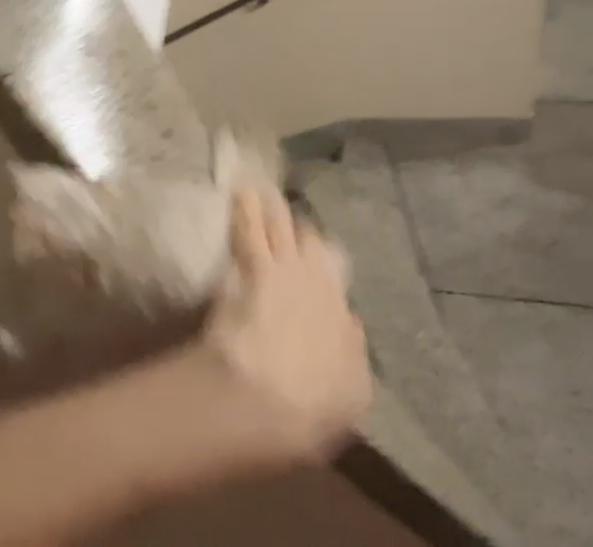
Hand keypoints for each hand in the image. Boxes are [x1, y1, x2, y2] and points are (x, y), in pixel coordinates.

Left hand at [200, 178, 370, 462]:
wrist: (271, 395)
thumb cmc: (312, 404)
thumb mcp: (350, 389)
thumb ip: (349, 352)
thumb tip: (348, 323)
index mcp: (342, 317)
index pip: (333, 278)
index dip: (320, 261)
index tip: (313, 250)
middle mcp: (320, 285)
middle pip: (310, 245)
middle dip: (298, 229)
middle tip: (287, 213)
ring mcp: (287, 269)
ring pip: (282, 227)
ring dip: (274, 210)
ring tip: (264, 190)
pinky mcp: (252, 264)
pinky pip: (250, 225)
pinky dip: (246, 206)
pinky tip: (241, 189)